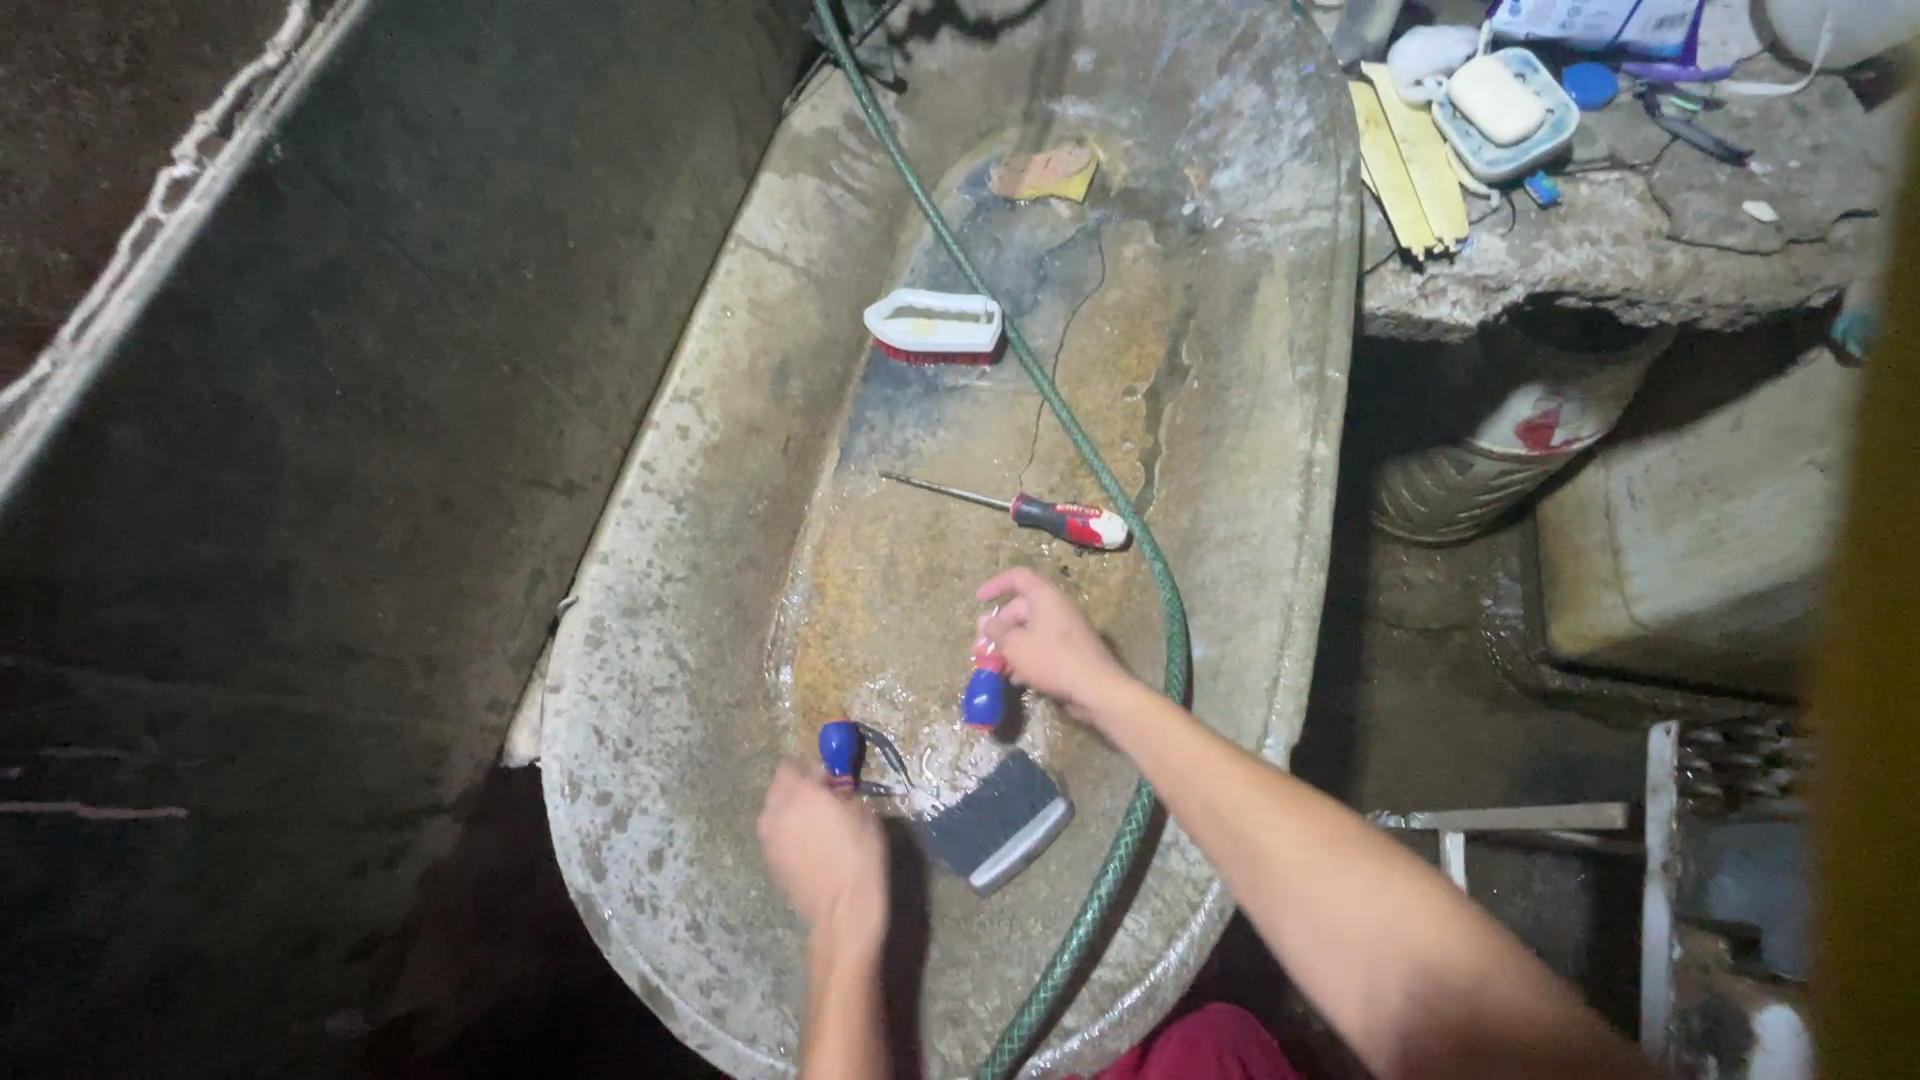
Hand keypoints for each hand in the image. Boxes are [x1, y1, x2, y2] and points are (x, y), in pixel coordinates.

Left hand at [758, 763, 888, 956]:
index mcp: (800, 792)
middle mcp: (777, 811)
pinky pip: (775, 836)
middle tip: (820, 799)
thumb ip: (842, 792)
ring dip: (788, 811)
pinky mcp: (769, 862)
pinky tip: (807, 847)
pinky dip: (787, 834)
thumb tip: (834, 789)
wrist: (844, 906)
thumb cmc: (860, 853)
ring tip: (812, 824)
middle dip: (796, 789)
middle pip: (778, 788)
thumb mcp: (863, 811)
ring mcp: (769, 838)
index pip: (791, 766)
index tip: (827, 779)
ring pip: (773, 813)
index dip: (809, 770)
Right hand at [976, 566, 1140, 726]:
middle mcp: (1056, 607)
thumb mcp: (1015, 645)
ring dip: (1009, 647)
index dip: (996, 585)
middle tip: (980, 651)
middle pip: (1020, 609)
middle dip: (998, 629)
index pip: (1018, 577)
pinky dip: (1026, 657)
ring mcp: (1065, 629)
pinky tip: (1015, 678)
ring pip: (1029, 631)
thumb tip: (984, 620)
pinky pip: (1041, 646)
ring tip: (994, 668)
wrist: (1096, 688)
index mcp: (1045, 596)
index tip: (978, 600)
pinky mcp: (1070, 650)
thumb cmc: (1052, 659)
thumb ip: (996, 631)